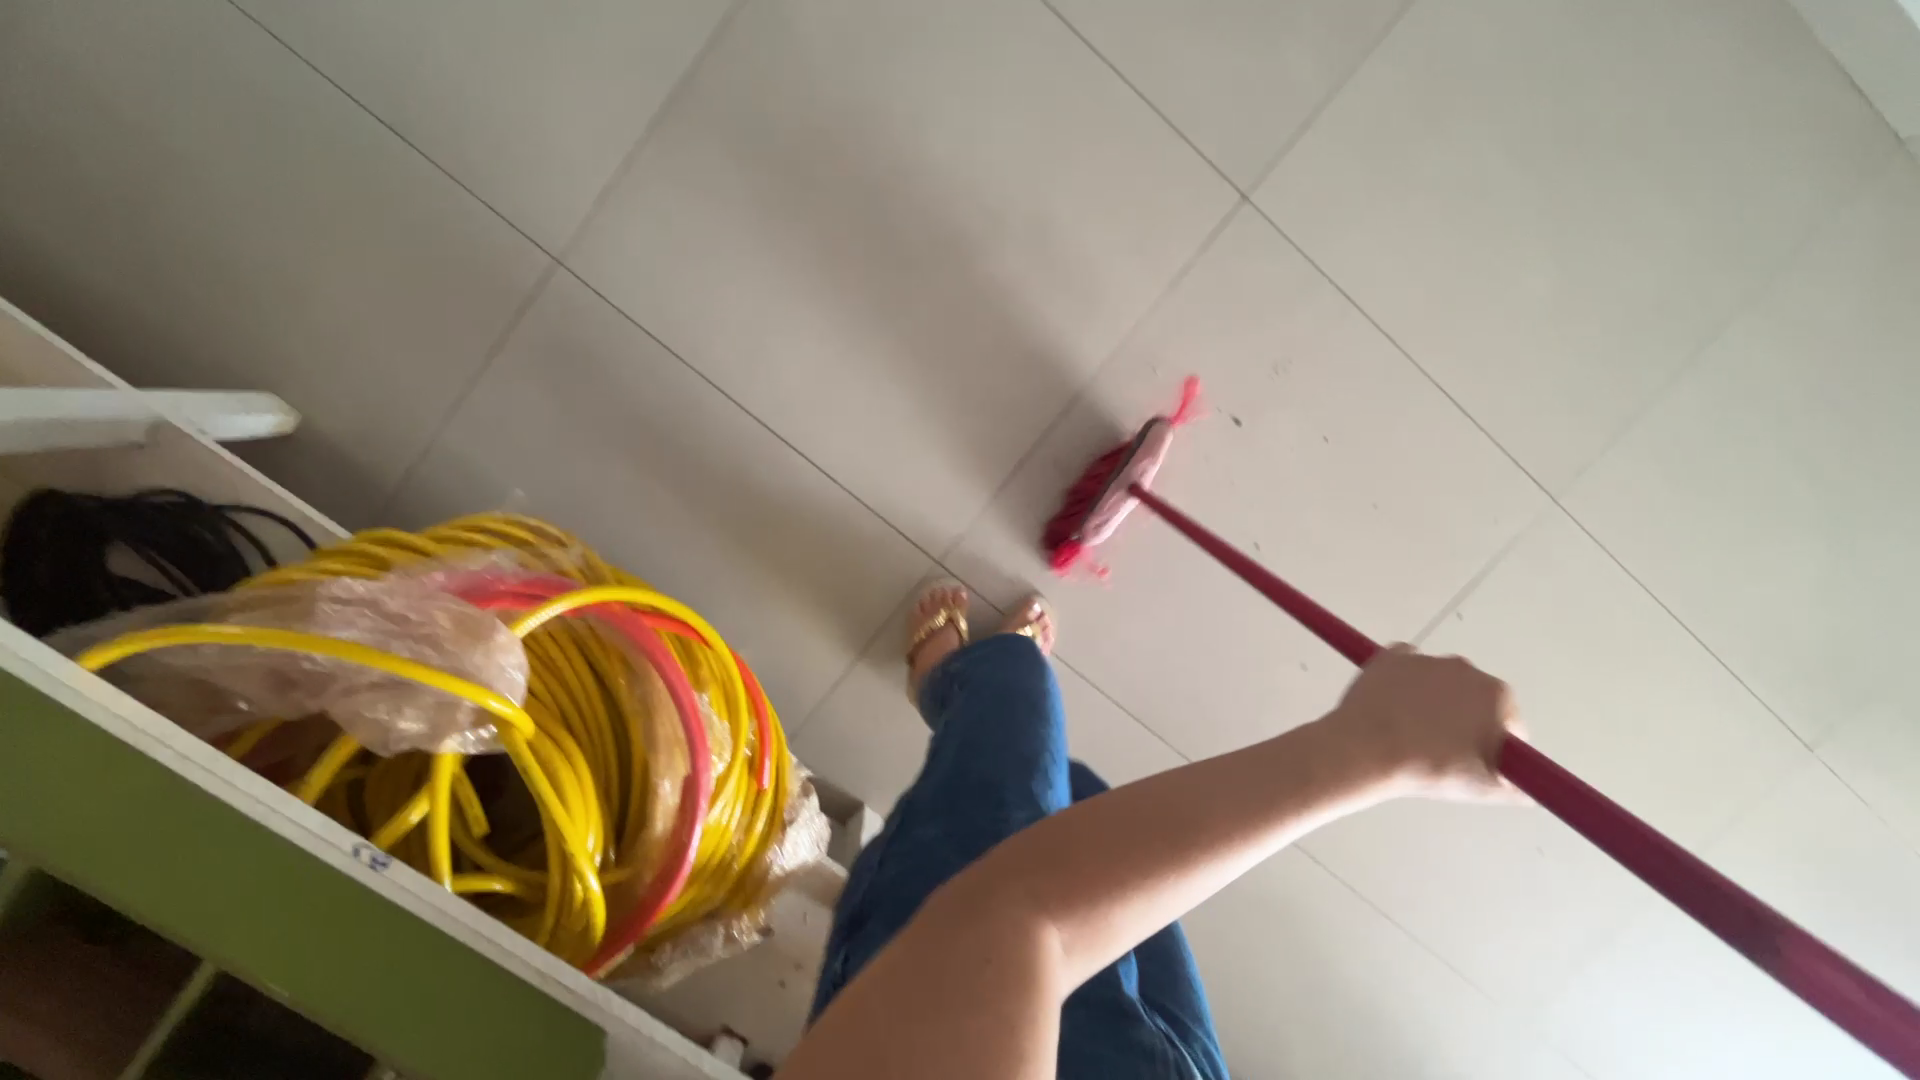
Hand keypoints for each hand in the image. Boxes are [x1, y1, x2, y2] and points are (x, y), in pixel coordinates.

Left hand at [1328, 643, 1522, 801]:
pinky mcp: (1389, 656)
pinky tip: (1391, 703)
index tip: (1476, 761)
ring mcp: (1424, 658)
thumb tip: (1523, 788)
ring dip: (1432, 699)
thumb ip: (1515, 786)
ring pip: (1438, 682)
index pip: (1508, 723)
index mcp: (1496, 695)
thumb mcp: (1484, 789)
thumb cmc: (1430, 768)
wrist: (1364, 749)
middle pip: (1473, 698)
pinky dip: (1402, 681)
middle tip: (1440, 747)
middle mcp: (1464, 667)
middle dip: (1465, 720)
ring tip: (1409, 729)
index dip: (1496, 745)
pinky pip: (1404, 667)